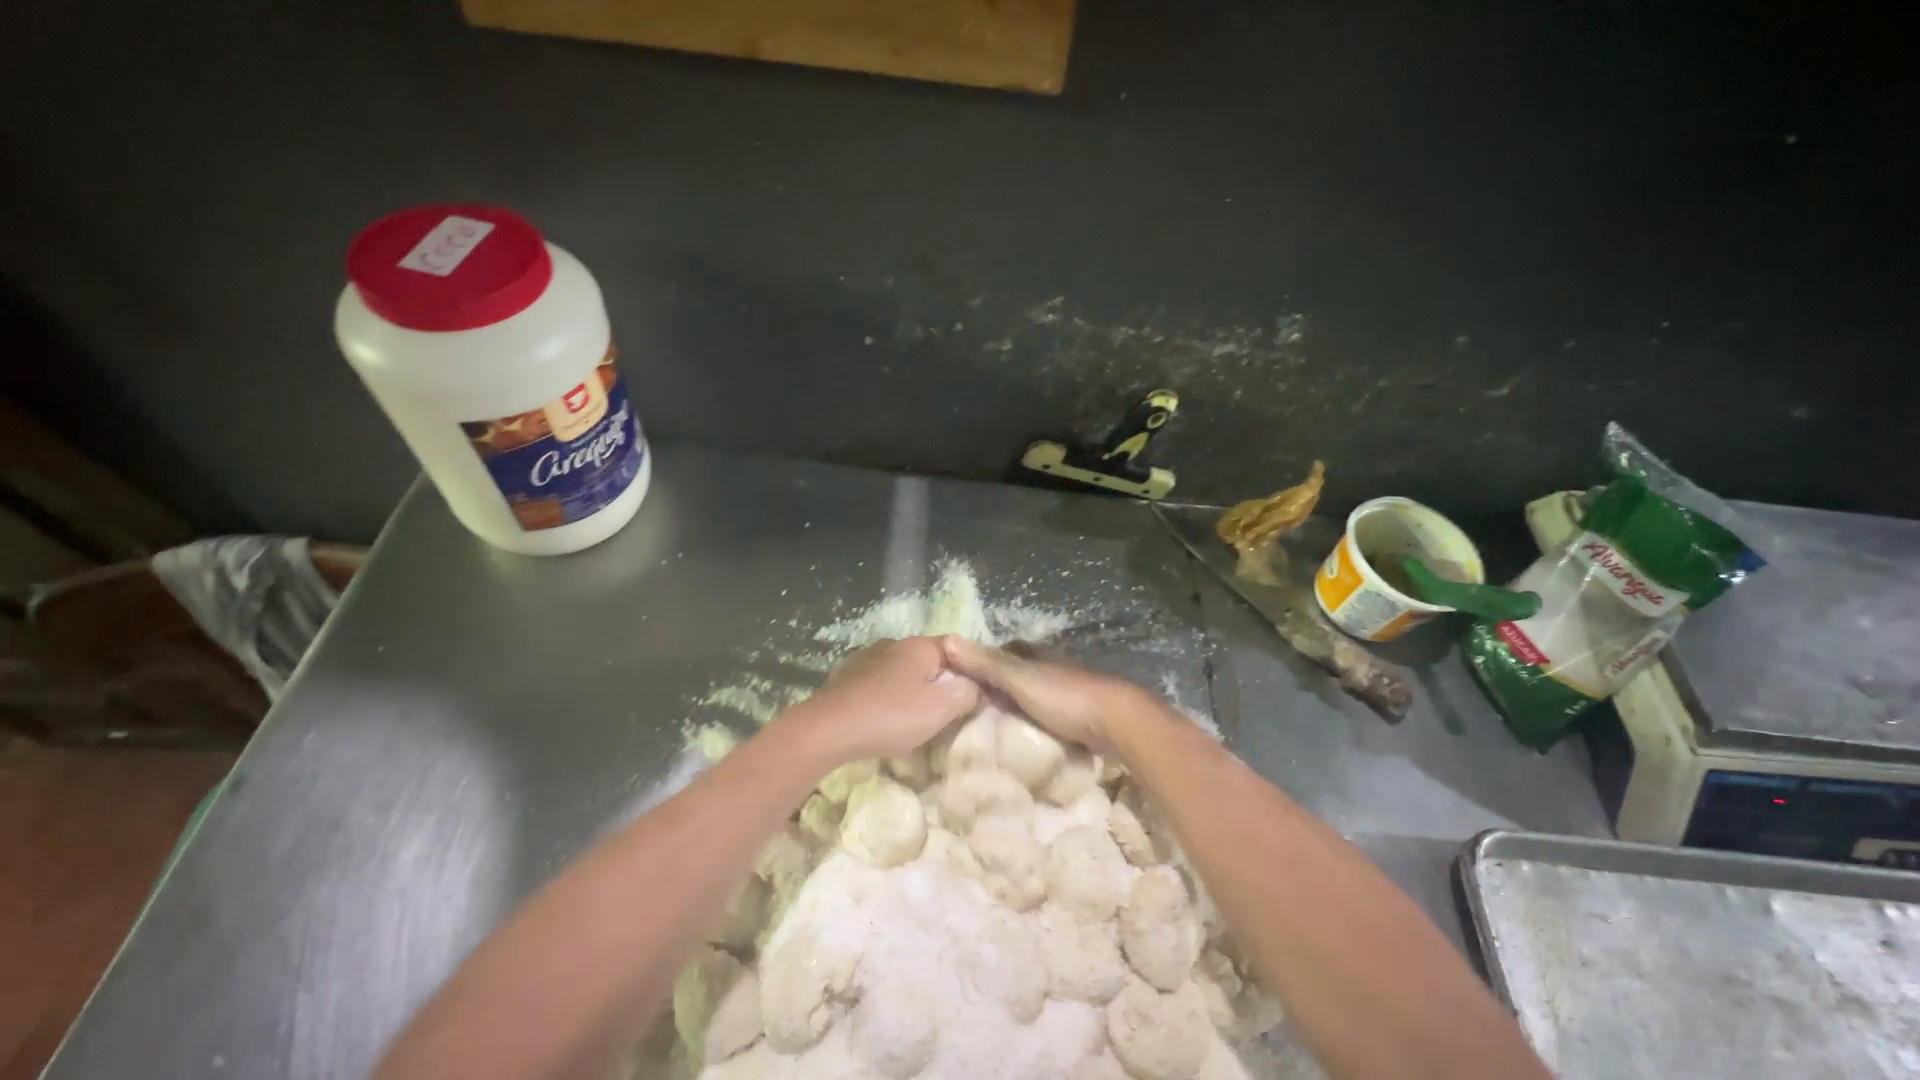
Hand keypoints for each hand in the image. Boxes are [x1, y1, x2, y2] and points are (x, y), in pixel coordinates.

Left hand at [790, 637, 981, 762]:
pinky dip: (888, 697)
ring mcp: (866, 658)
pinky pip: (879, 684)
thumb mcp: (941, 708)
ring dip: (912, 690)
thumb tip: (976, 686)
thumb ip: (967, 693)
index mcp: (919, 646)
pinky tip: (886, 718)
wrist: (828, 729)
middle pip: (928, 660)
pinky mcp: (847, 677)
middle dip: (940, 681)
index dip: (971, 670)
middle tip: (949, 711)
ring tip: (917, 718)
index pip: (957, 648)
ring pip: (902, 672)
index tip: (978, 695)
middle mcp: (893, 643)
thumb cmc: (891, 716)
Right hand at [939, 636, 1149, 752]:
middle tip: (976, 703)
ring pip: (1038, 692)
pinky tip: (1028, 733)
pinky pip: (1052, 713)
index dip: (984, 660)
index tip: (963, 676)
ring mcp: (1071, 690)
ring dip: (1021, 702)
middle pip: (1022, 671)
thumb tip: (947, 641)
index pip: (1005, 650)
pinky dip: (1038, 719)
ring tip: (997, 722)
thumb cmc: (1066, 697)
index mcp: (1038, 655)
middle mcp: (1054, 667)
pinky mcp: (1083, 714)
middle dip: (1002, 682)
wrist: (1118, 722)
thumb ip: (986, 664)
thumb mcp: (1020, 679)